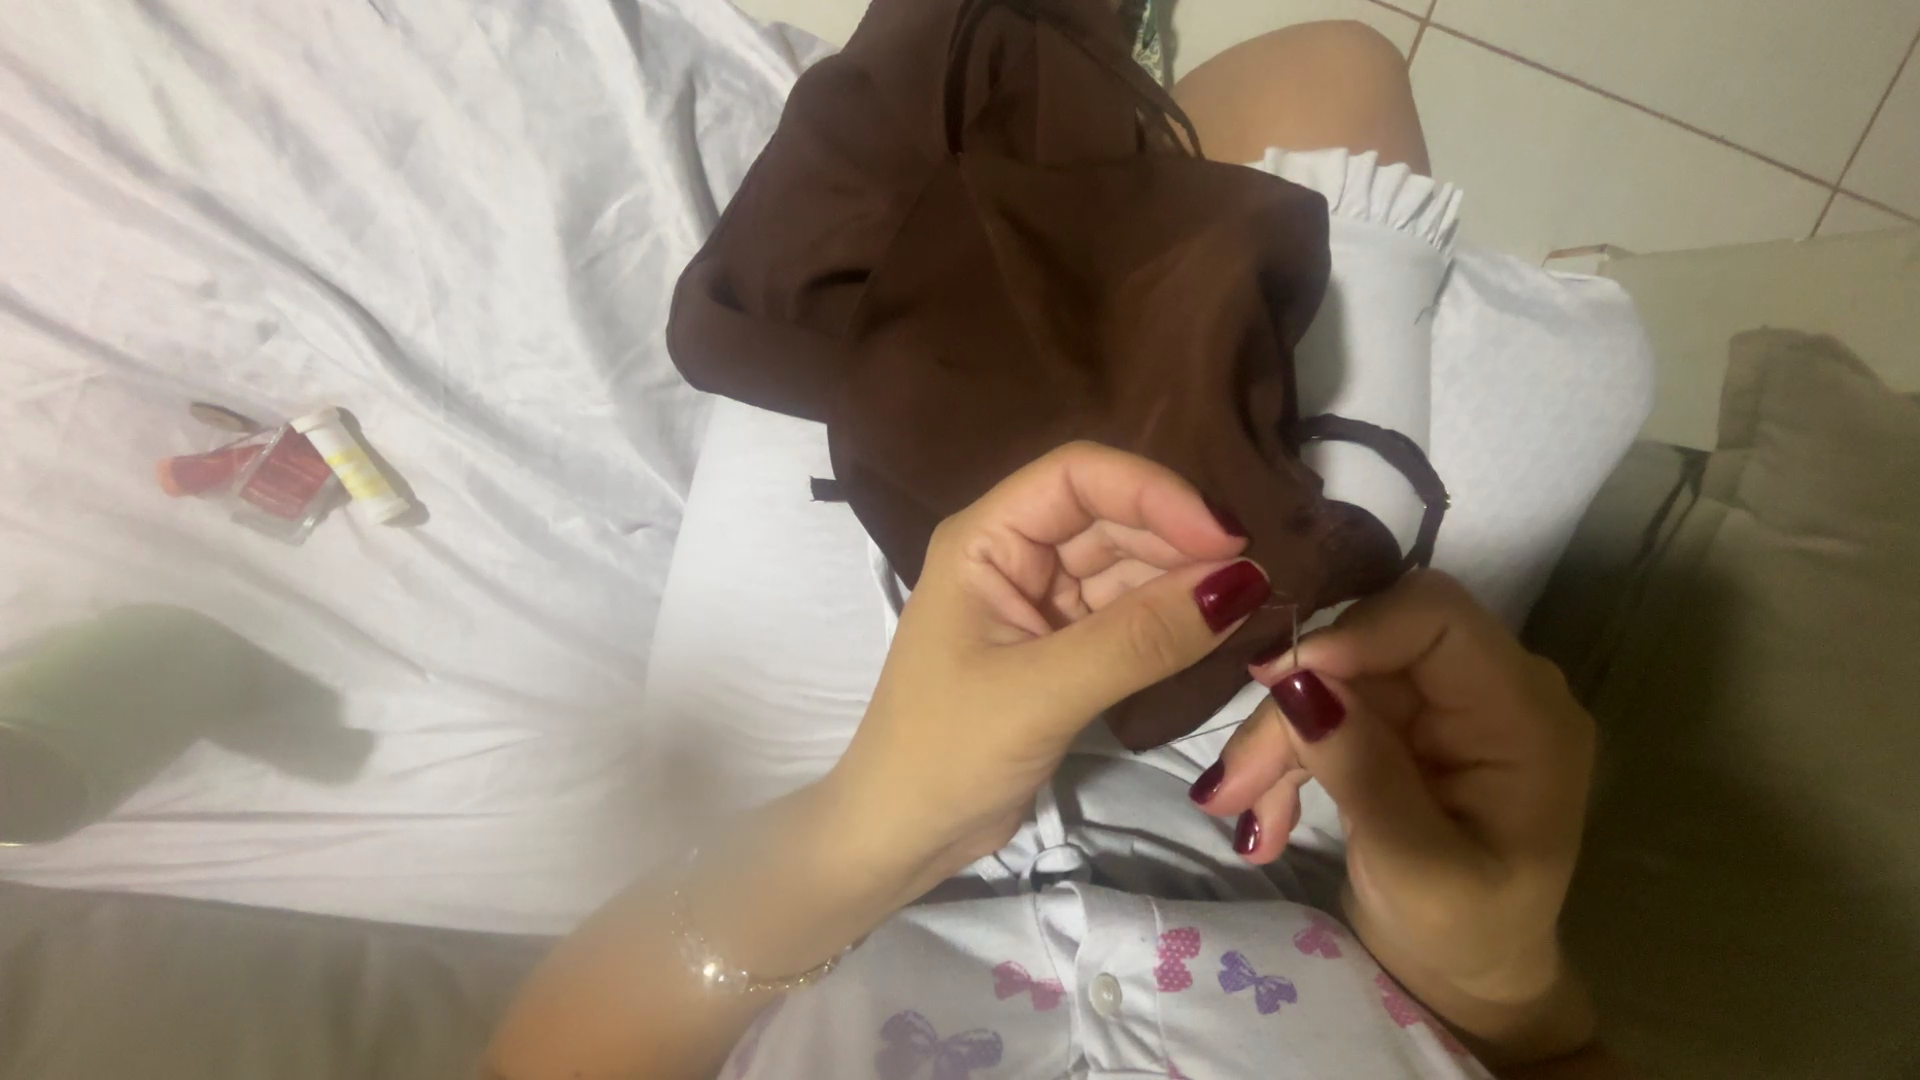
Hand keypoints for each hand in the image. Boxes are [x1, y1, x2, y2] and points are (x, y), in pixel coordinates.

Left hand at [825, 441, 1271, 897]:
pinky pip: (1126, 613)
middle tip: (1254, 580)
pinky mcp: (1061, 644)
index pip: (1075, 476)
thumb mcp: (1041, 692)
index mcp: (984, 539)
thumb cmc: (946, 752)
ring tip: (1248, 603)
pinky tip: (1213, 628)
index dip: (1152, 492)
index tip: (1224, 537)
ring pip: (1123, 564)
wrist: (906, 831)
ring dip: (1181, 579)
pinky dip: (1168, 618)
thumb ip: (1139, 639)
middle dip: (1176, 539)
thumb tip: (1242, 583)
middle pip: (1108, 516)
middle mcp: (1013, 554)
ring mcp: (1038, 599)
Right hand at [1191, 570, 1597, 1063]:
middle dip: (1289, 707)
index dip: (1352, 630)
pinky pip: (1316, 708)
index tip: (1274, 678)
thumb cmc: (1463, 932)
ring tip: (1237, 809)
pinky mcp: (1390, 719)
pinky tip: (1260, 814)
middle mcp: (1479, 690)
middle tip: (1233, 780)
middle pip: (1359, 649)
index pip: (1436, 615)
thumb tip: (1293, 683)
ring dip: (1272, 740)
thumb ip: (1362, 771)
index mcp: (1521, 716)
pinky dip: (1279, 755)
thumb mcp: (1416, 869)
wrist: (1463, 969)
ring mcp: (1430, 703)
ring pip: (1324, 678)